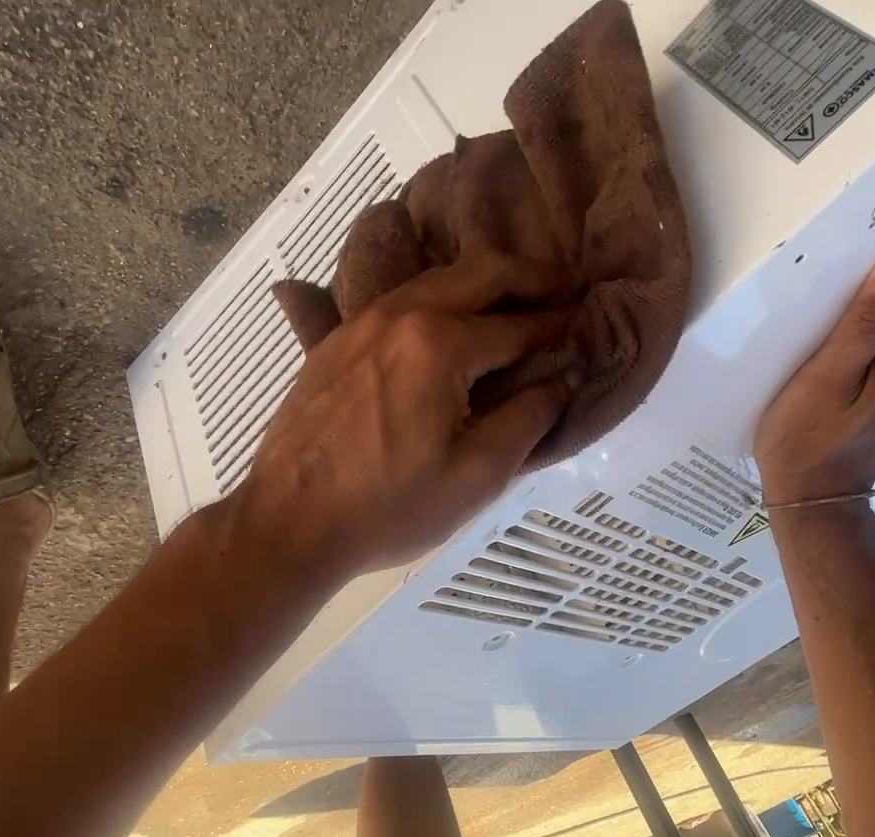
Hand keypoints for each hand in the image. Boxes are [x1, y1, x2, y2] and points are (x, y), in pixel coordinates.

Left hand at [233, 251, 576, 578]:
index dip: (558, 328)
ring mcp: (359, 324)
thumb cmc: (388, 509)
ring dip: (481, 284)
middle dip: (529, 277)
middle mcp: (399, 315)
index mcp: (440, 344)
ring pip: (434, 282)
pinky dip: (436, 301)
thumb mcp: (475, 476)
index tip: (586, 328)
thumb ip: (527, 419)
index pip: (518, 326)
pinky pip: (396, 303)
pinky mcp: (334, 343)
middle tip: (564, 288)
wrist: (288, 523)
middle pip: (478, 274)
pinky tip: (446, 322)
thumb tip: (561, 380)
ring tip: (513, 301)